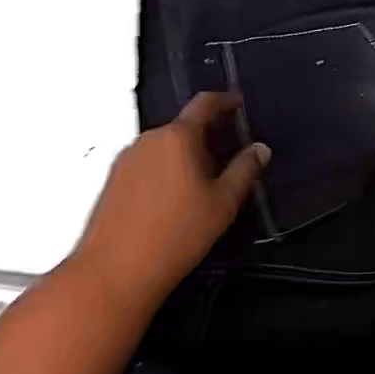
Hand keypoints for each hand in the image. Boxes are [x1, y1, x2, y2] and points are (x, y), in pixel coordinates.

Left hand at [68, 92, 268, 301]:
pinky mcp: (114, 181)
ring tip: (206, 182)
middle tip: (231, 154)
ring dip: (187, 155)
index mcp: (178, 137)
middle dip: (209, 136)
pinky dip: (166, 170)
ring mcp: (127, 160)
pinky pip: (148, 163)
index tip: (238, 104)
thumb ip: (245, 170)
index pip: (205, 104)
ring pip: (165, 147)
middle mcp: (148, 140)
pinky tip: (177, 199)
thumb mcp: (222, 203)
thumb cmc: (174, 235)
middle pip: (184, 126)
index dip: (226, 101)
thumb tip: (260, 149)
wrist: (115, 272)